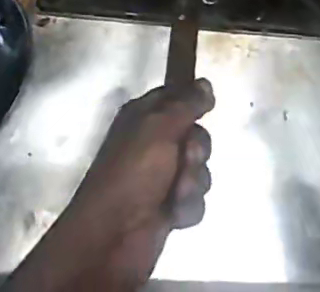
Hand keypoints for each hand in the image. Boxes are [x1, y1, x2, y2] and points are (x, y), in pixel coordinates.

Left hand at [6, 80, 214, 291]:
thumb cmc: (132, 171)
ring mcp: (161, 176)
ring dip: (193, 182)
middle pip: (195, 134)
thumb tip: (205, 83)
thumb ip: (185, 104)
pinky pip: (195, 199)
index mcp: (143, 116)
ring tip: (176, 193)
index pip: (175, 96)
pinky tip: (174, 214)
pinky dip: (188, 207)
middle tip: (186, 158)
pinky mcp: (169, 207)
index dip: (192, 101)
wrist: (113, 236)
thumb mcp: (159, 127)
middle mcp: (153, 142)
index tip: (207, 107)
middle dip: (197, 149)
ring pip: (199, 169)